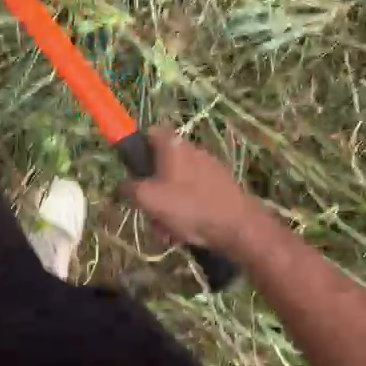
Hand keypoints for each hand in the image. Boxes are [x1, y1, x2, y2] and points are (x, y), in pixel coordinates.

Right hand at [122, 126, 266, 253]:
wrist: (241, 229)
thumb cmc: (189, 206)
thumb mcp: (147, 198)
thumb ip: (128, 187)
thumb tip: (124, 186)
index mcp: (172, 145)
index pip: (149, 132)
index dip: (137, 148)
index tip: (134, 171)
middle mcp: (192, 150)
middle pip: (162, 163)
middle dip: (153, 188)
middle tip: (151, 211)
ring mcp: (211, 168)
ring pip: (179, 183)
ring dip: (170, 204)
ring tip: (170, 230)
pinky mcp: (224, 187)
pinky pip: (197, 194)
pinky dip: (189, 210)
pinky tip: (188, 232)